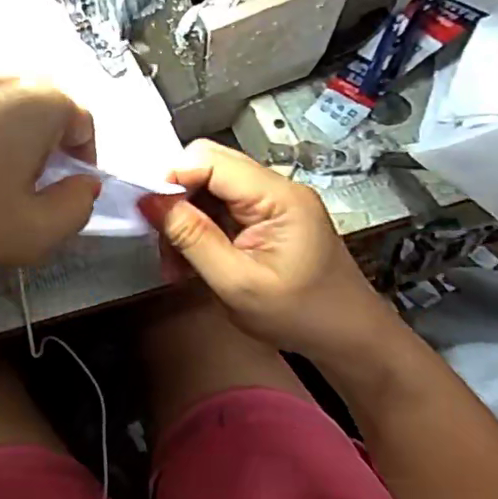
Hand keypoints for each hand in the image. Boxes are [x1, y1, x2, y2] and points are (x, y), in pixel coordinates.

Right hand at [140, 139, 406, 362]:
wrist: (349, 338)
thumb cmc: (305, 316)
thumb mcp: (238, 283)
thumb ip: (192, 238)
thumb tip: (151, 201)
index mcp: (278, 197)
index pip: (209, 160)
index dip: (172, 178)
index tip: (148, 210)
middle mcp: (275, 188)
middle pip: (206, 168)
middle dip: (175, 201)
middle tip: (162, 241)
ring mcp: (270, 202)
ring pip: (206, 189)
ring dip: (183, 221)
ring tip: (177, 262)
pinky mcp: (264, 217)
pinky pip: (217, 208)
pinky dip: (198, 231)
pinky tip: (192, 261)